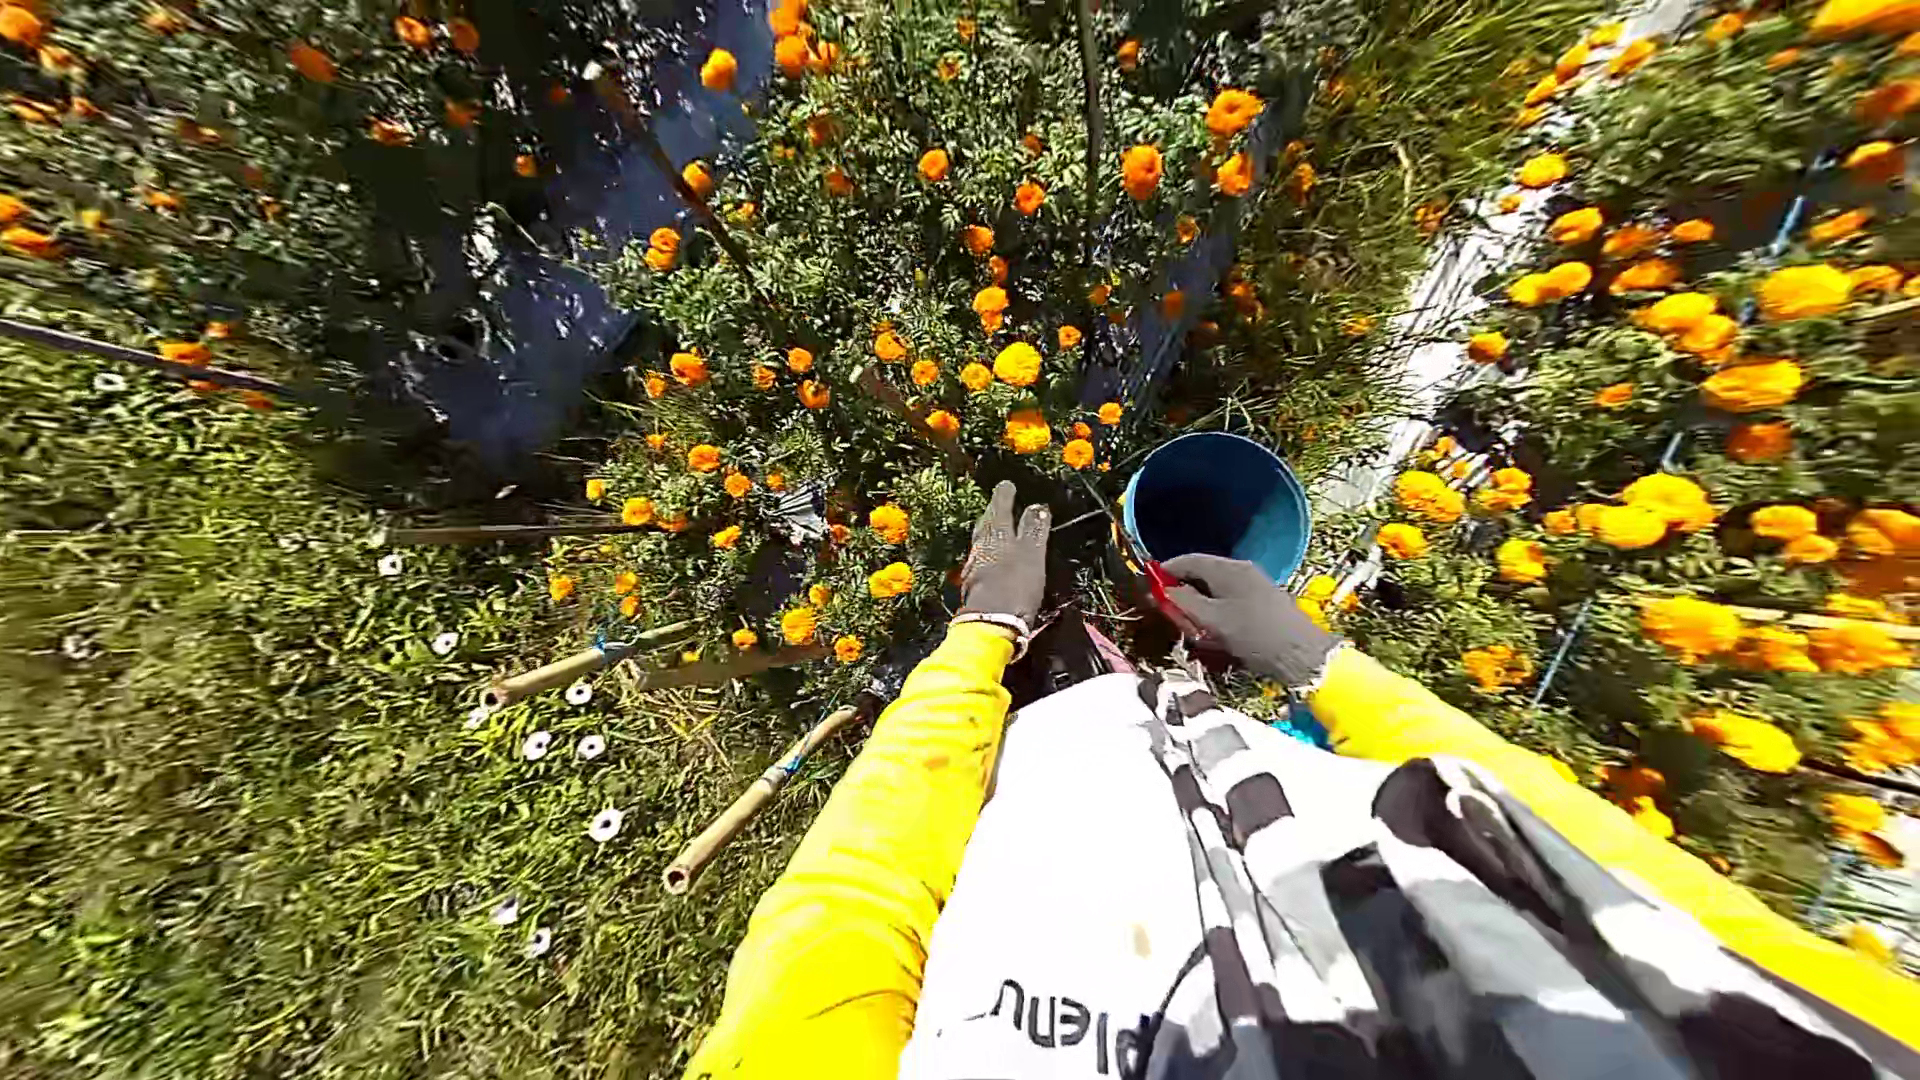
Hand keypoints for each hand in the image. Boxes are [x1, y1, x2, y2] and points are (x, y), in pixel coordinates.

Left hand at [958, 480, 1048, 625]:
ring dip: (989, 529)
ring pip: (982, 538)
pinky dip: (988, 549)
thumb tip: (1038, 507)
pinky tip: (992, 555)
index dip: (1005, 494)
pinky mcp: (973, 581)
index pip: (1000, 505)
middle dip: (994, 510)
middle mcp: (982, 544)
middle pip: (987, 521)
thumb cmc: (1016, 585)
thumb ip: (1034, 529)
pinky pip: (981, 555)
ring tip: (997, 526)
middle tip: (1000, 502)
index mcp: (997, 533)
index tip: (1008, 484)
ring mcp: (975, 563)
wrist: (991, 622)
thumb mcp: (1032, 554)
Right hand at [1161, 553, 1341, 685]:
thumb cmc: (1253, 634)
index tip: (1150, 586)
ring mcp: (1255, 585)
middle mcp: (1242, 570)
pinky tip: (1213, 631)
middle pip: (1202, 574)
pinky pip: (1229, 599)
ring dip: (1198, 604)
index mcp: (1228, 569)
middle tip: (1169, 610)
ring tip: (1191, 625)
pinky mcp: (1263, 601)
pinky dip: (1215, 611)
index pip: (1188, 560)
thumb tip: (1162, 589)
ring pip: (1215, 589)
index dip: (1166, 571)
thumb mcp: (1212, 620)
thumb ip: (1183, 601)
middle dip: (1182, 590)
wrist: (1302, 656)